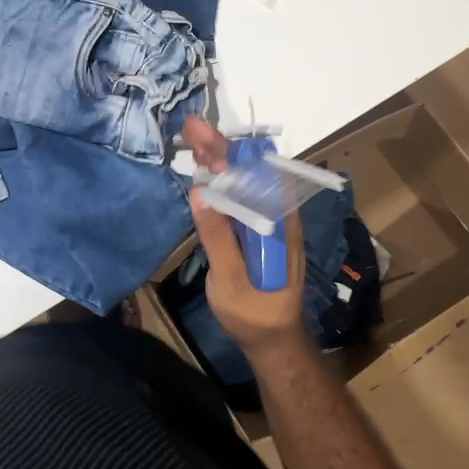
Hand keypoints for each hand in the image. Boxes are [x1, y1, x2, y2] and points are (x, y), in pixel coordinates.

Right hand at [184, 115, 308, 358]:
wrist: (272, 340)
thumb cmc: (254, 313)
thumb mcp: (231, 279)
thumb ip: (217, 236)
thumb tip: (200, 193)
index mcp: (277, 225)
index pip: (257, 177)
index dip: (231, 153)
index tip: (205, 137)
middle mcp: (276, 217)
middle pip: (249, 173)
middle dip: (221, 148)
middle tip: (190, 128)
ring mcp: (266, 223)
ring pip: (243, 182)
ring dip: (219, 159)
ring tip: (192, 138)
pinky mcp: (255, 231)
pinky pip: (239, 197)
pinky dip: (220, 179)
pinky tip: (204, 168)